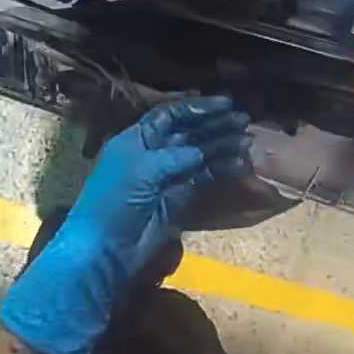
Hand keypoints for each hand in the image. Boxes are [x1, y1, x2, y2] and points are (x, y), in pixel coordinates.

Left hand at [1, 96, 249, 353]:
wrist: (106, 249)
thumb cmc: (115, 201)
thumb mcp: (143, 169)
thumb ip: (176, 155)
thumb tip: (202, 151)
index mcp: (136, 139)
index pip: (170, 115)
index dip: (197, 108)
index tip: (225, 104)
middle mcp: (153, 154)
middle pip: (188, 133)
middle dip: (215, 126)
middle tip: (244, 121)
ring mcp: (166, 178)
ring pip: (199, 155)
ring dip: (223, 147)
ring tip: (247, 142)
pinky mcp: (178, 200)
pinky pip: (202, 180)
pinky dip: (220, 171)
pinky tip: (239, 165)